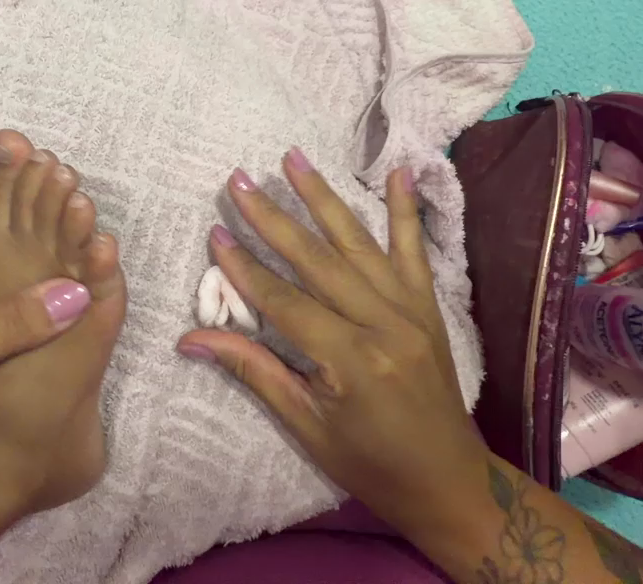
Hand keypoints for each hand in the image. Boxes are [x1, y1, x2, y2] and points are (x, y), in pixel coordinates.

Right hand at [175, 151, 490, 540]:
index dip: (244, 268)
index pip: (284, 300)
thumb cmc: (370, 463)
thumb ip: (252, 370)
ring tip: (293, 157)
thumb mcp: (306, 425)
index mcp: (351, 360)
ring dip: (322, 196)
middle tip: (239, 180)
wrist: (453, 485)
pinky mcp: (427, 306)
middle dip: (272, 218)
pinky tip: (400, 171)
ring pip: (357, 243)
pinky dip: (406, 210)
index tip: (215, 231)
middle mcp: (384, 324)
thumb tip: (189, 339)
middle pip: (316, 260)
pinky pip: (414, 251)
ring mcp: (411, 310)